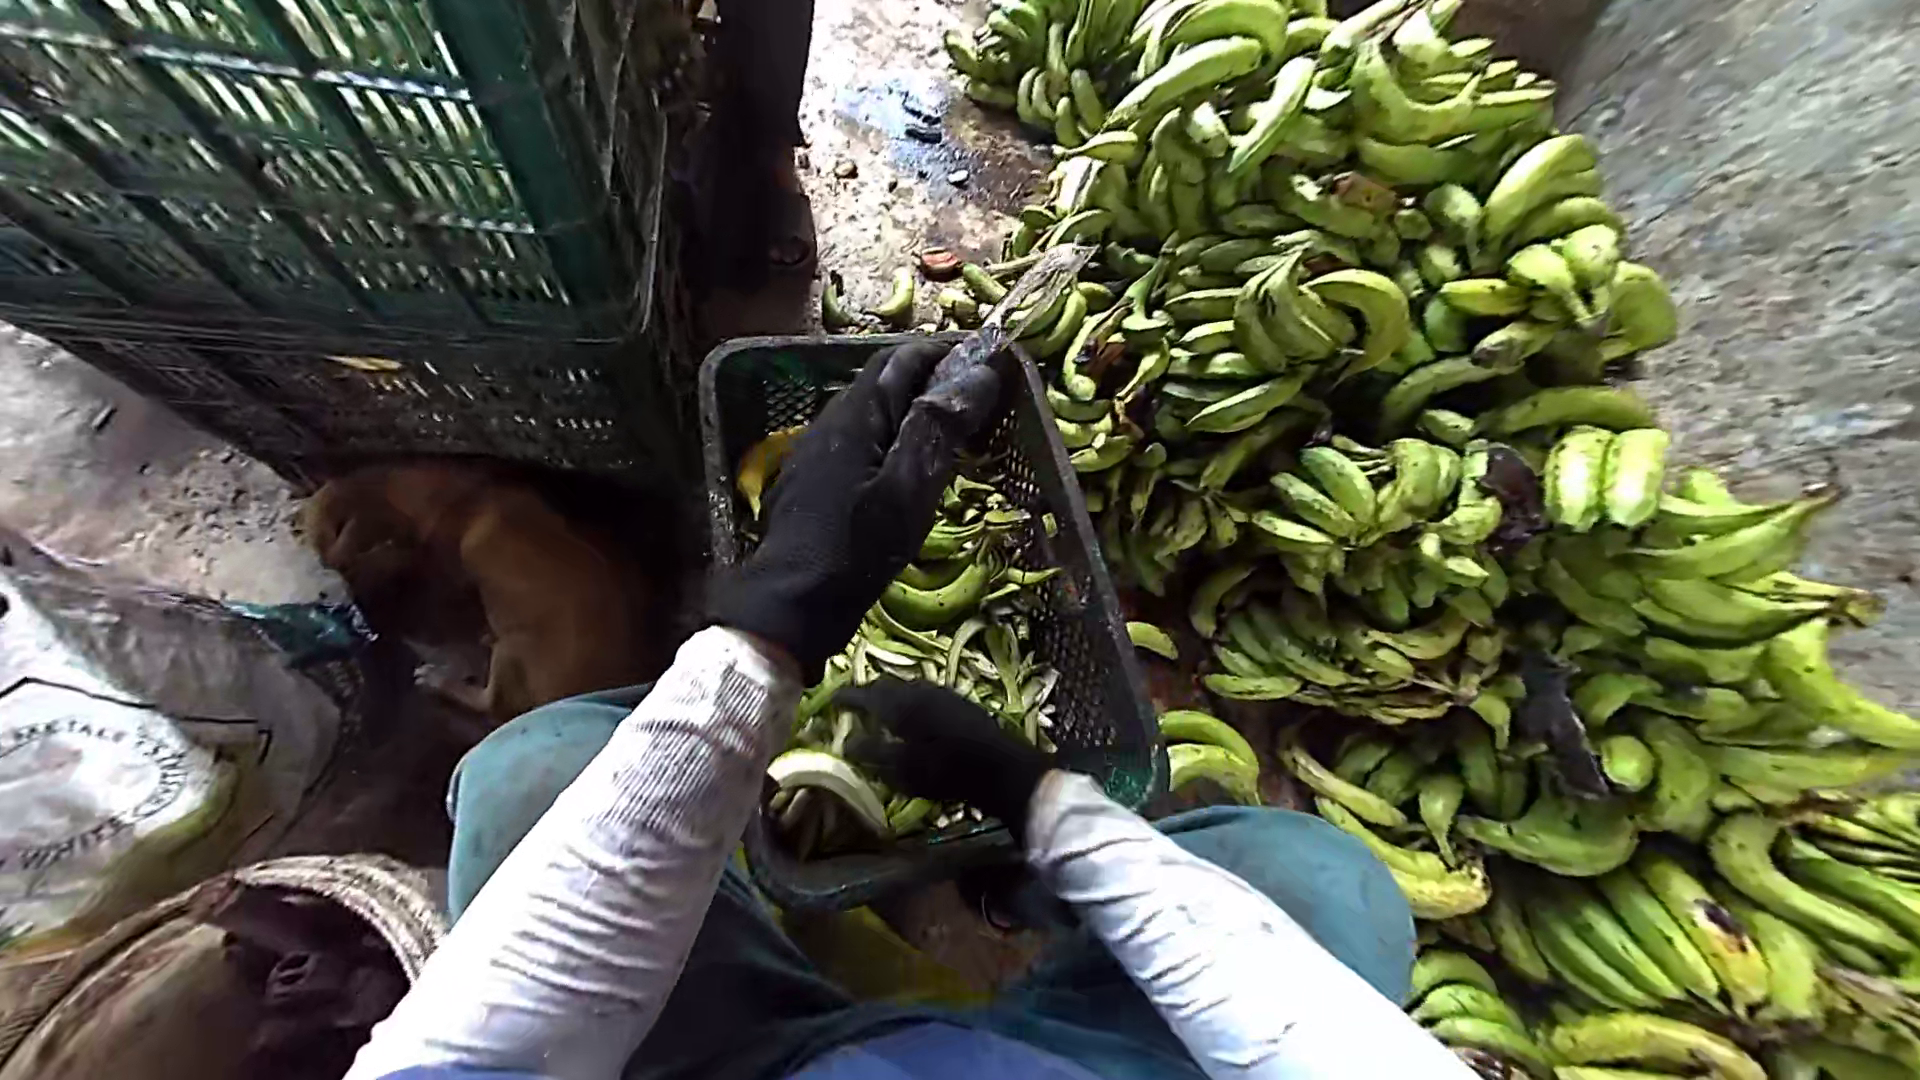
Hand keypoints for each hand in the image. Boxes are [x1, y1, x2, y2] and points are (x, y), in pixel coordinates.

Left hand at [709, 343, 1002, 681]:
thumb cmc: (857, 547)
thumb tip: (979, 373)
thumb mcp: (908, 490)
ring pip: (874, 412)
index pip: (904, 359)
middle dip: (933, 378)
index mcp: (856, 414)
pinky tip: (910, 463)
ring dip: (914, 408)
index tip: (987, 359)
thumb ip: (938, 429)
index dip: (947, 352)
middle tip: (977, 395)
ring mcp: (819, 450)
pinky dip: (895, 437)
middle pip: (886, 382)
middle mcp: (832, 420)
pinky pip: (862, 440)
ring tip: (953, 427)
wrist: (793, 601)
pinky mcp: (816, 477)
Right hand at [838, 677, 1053, 836]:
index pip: (865, 693)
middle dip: (868, 693)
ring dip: (891, 696)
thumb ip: (872, 753)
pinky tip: (913, 716)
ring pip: (907, 687)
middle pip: (886, 686)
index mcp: (900, 703)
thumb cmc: (944, 770)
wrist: (999, 765)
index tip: (831, 699)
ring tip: (881, 710)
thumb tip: (846, 741)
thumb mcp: (902, 769)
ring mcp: (941, 692)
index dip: (847, 696)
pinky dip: (909, 701)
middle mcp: (919, 689)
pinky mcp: (958, 700)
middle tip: (854, 705)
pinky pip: (924, 693)